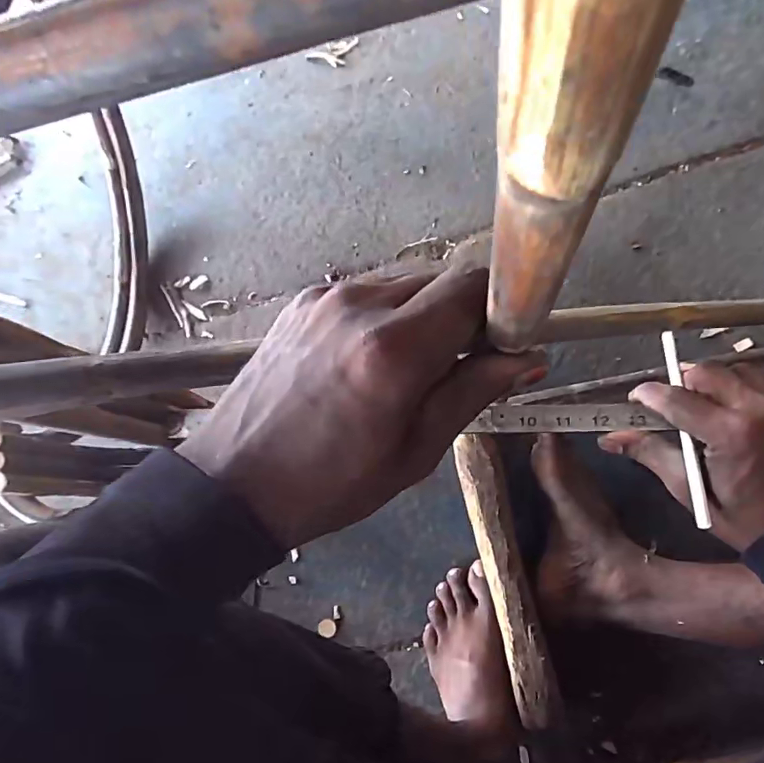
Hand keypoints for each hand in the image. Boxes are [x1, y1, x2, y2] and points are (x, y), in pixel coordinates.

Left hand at [179, 268, 545, 548]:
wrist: (233, 483)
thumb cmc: (335, 482)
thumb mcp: (419, 449)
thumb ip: (475, 390)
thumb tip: (530, 358)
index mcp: (394, 350)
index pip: (472, 288)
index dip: (502, 306)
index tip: (508, 341)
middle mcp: (360, 305)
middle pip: (443, 279)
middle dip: (469, 311)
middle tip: (468, 359)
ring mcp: (327, 297)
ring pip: (409, 280)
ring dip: (431, 311)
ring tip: (421, 362)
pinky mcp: (306, 299)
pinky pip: (372, 290)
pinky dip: (394, 312)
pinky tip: (380, 355)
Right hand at [601, 363, 763, 548]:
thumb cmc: (742, 520)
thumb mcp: (692, 491)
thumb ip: (653, 455)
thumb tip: (611, 439)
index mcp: (729, 434)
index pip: (678, 399)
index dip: (651, 394)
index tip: (638, 397)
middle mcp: (758, 409)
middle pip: (709, 371)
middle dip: (684, 381)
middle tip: (676, 401)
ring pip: (742, 368)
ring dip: (719, 379)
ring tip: (710, 401)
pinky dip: (755, 380)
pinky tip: (746, 398)